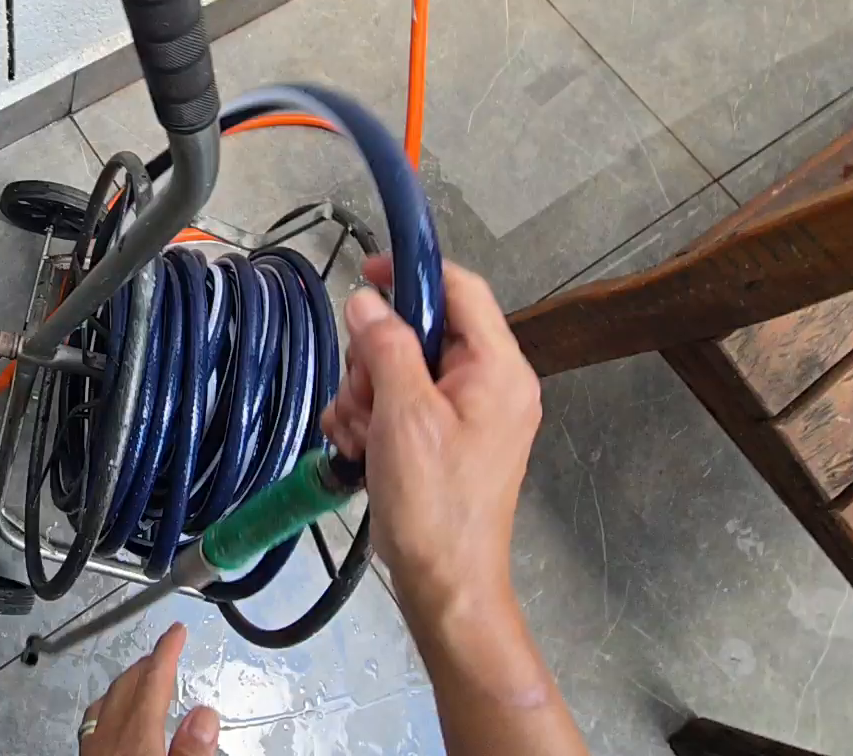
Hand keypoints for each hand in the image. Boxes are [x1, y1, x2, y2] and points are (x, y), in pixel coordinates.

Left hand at [79, 623, 219, 755]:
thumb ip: (191, 750)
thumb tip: (205, 715)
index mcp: (137, 733)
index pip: (154, 679)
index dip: (167, 650)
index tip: (177, 630)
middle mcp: (110, 733)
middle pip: (130, 682)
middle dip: (150, 662)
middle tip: (167, 651)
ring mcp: (93, 746)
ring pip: (110, 697)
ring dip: (130, 680)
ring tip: (145, 675)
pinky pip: (95, 717)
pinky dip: (110, 703)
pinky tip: (114, 711)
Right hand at [320, 256, 541, 621]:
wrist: (442, 580)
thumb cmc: (434, 498)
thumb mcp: (405, 414)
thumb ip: (386, 346)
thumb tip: (365, 300)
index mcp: (495, 369)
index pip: (461, 289)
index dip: (413, 272)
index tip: (366, 273)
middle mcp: (481, 382)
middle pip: (414, 330)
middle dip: (372, 359)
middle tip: (364, 395)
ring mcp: (456, 410)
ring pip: (391, 366)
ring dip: (361, 394)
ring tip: (361, 434)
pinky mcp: (431, 433)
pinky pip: (387, 399)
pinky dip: (364, 417)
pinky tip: (357, 446)